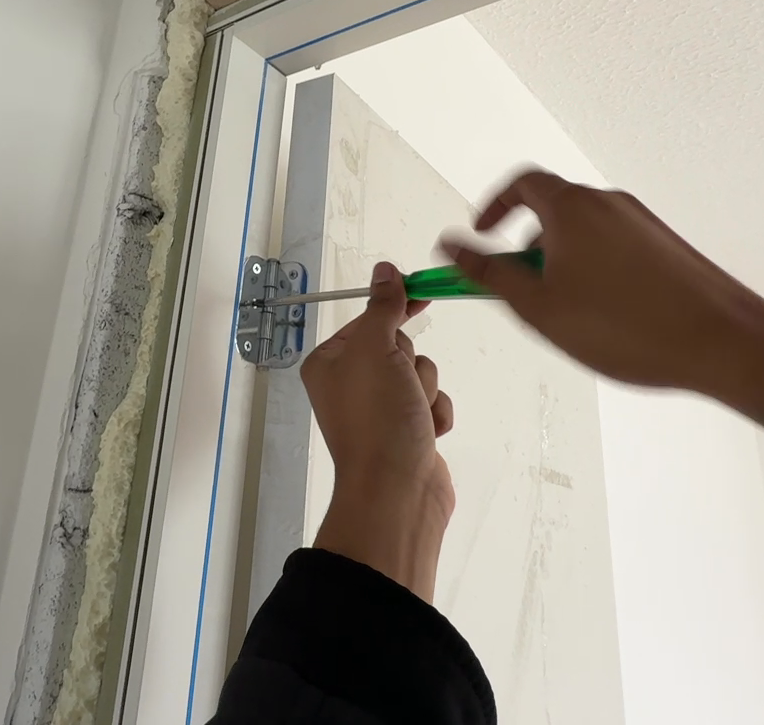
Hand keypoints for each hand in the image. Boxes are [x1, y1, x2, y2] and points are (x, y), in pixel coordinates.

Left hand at [301, 261, 454, 599]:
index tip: (423, 292)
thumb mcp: (376, 350)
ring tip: (413, 415)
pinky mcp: (406, 430)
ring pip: (419, 373)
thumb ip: (383, 307)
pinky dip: (434, 414)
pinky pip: (431, 403)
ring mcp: (378, 408)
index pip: (368, 320)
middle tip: (402, 384)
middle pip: (397, 346)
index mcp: (329, 362)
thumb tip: (385, 270)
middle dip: (410, 363)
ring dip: (424, 390)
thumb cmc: (377, 417)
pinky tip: (427, 433)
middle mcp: (349, 383)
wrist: (398, 493)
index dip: (394, 310)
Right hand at [444, 168, 763, 499]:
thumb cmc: (629, 326)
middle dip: (524, 244)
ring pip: (581, 232)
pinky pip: (611, 247)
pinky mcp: (667, 248)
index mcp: (572, 208)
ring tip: (562, 310)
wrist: (729, 347)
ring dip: (558, 260)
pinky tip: (601, 315)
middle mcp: (608, 205)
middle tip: (519, 286)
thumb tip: (450, 245)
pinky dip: (590, 268)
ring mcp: (642, 224)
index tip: (482, 235)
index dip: (493, 207)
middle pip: (550, 208)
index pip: (520, 184)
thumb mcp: (535, 304)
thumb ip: (485, 271)